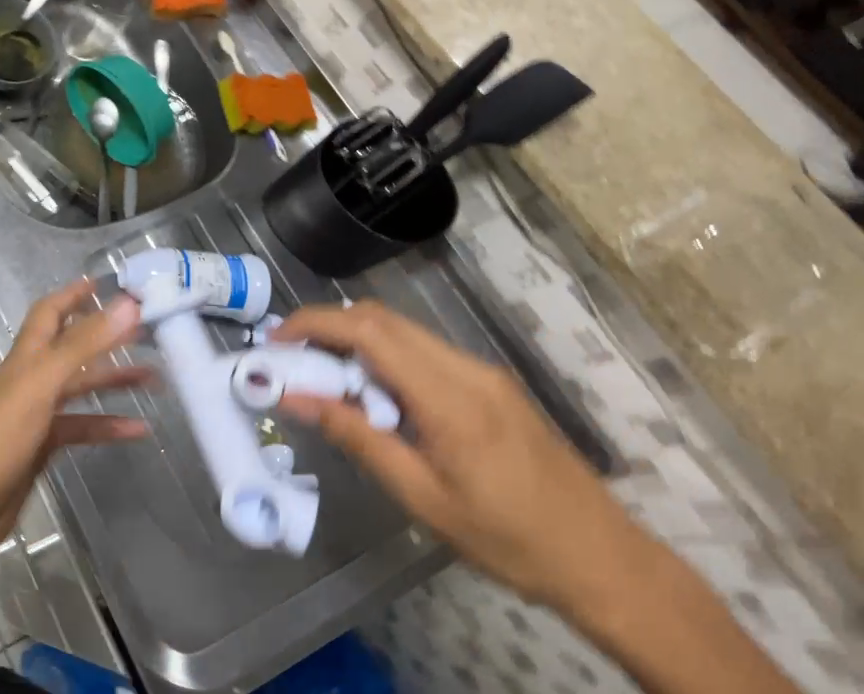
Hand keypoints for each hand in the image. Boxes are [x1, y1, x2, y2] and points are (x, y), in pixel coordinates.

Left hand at [0, 280, 152, 563]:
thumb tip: (126, 304)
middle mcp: (28, 381)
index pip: (49, 314)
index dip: (73, 295)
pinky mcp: (40, 449)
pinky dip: (106, 427)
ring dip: (112, 382)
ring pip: (78, 389)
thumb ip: (82, 345)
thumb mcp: (40, 386)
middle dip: (106, 339)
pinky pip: (79, 429)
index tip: (108, 283)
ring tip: (156, 379)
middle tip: (149, 334)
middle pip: (70, 350)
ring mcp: (33, 416)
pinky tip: (137, 431)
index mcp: (25, 360)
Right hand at [274, 302, 650, 609]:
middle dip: (327, 327)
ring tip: (323, 383)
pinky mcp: (493, 387)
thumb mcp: (420, 496)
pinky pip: (424, 354)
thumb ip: (355, 436)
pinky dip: (384, 361)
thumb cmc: (508, 540)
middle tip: (290, 360)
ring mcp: (485, 375)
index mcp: (451, 397)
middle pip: (383, 319)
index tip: (275, 343)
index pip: (369, 331)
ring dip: (354, 344)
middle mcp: (469, 370)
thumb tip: (292, 397)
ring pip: (403, 333)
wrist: (606, 562)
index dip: (314, 324)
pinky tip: (374, 401)